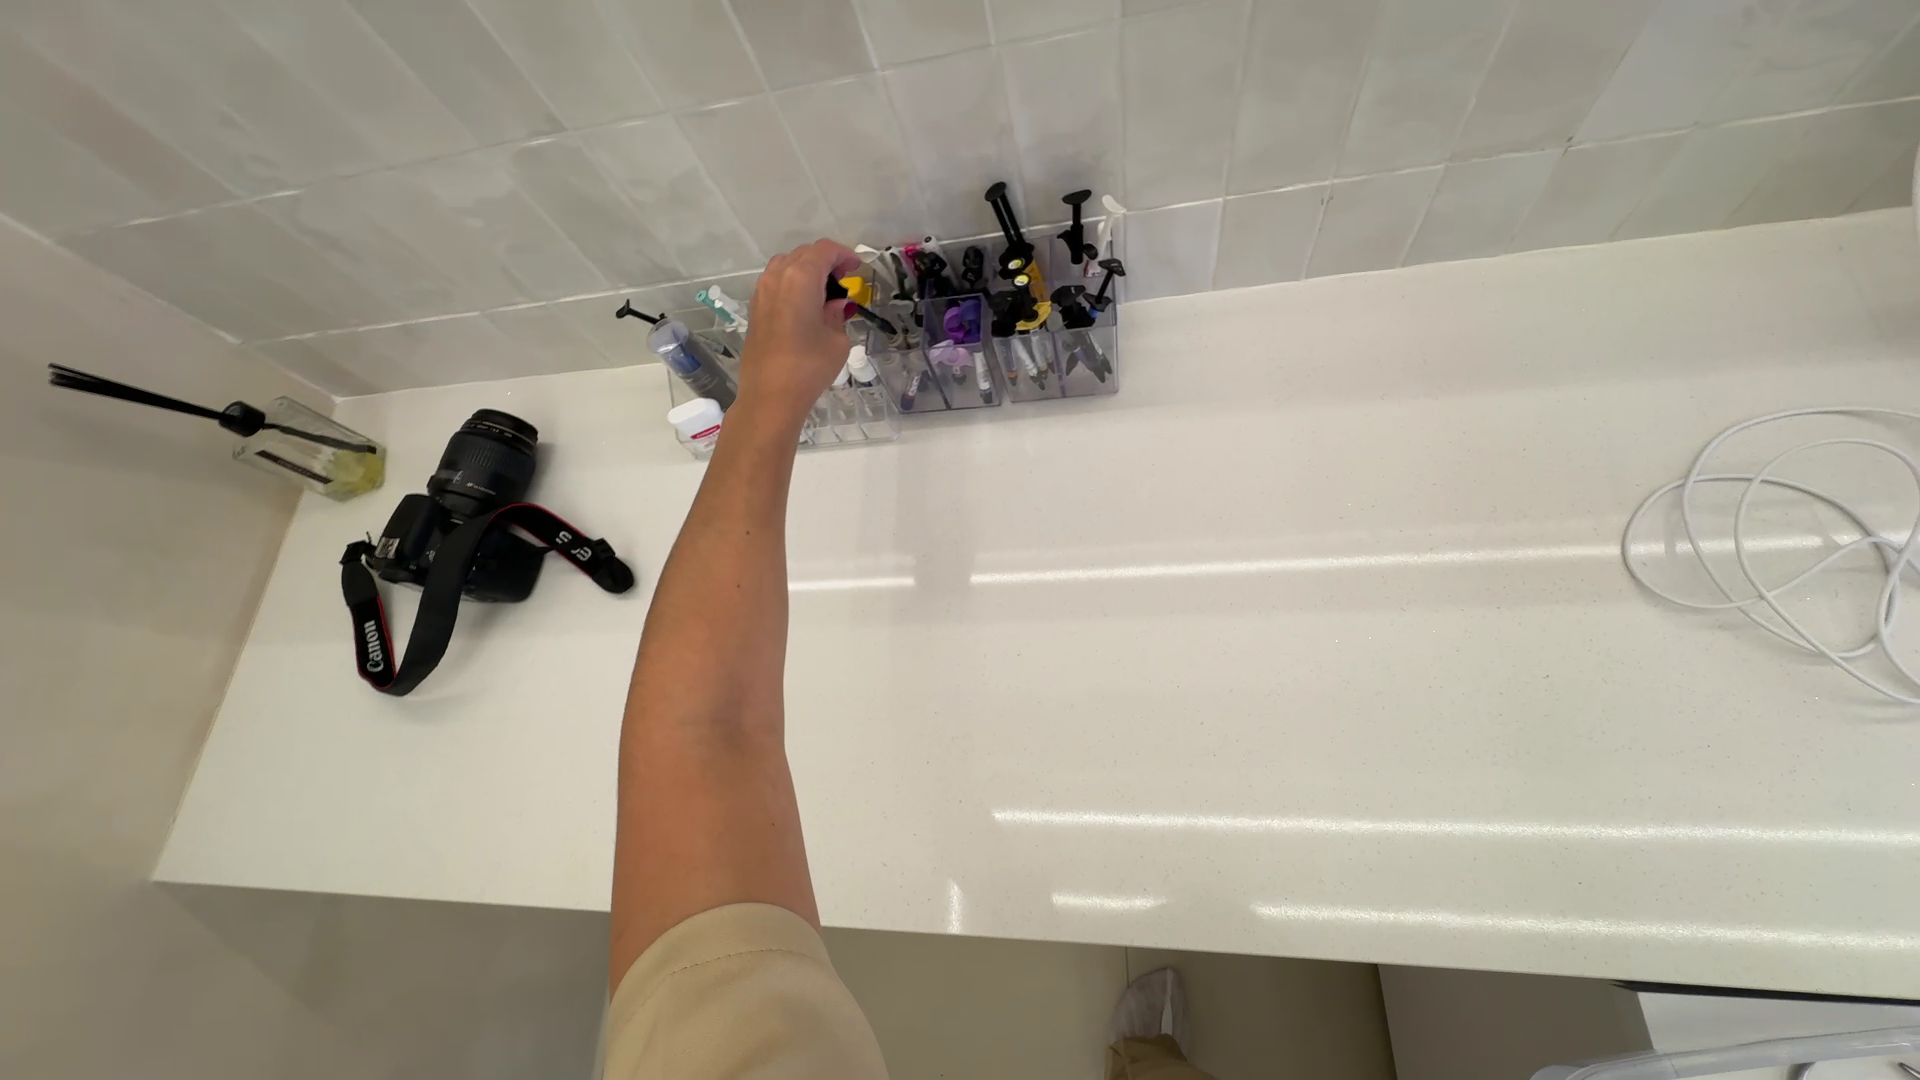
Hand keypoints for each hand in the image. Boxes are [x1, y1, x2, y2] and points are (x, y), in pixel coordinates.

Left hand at [737, 239, 860, 425]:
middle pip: (804, 254)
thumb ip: (837, 314)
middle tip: (844, 282)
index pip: (825, 250)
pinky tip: (805, 307)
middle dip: (826, 262)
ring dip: (807, 272)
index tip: (856, 269)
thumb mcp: (837, 341)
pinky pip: (776, 283)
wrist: (770, 395)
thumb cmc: (809, 366)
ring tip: (824, 294)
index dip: (844, 255)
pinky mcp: (755, 309)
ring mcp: (762, 291)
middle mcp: (778, 276)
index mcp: (801, 277)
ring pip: (787, 266)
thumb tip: (835, 305)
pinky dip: (793, 285)